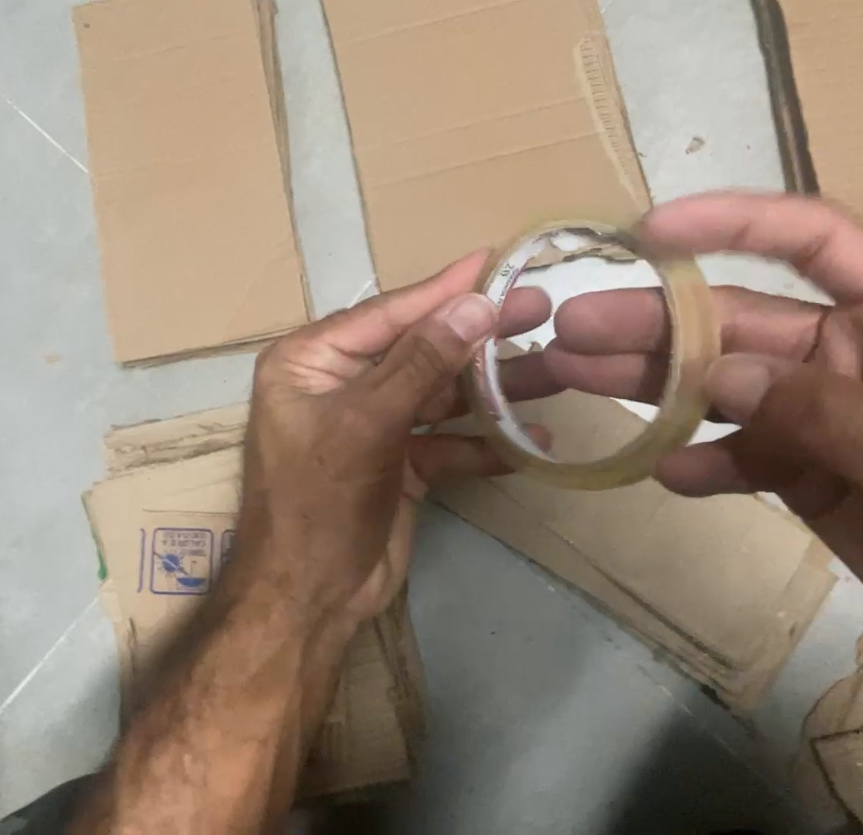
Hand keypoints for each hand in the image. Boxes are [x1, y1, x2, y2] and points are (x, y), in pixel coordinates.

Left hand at [233, 252, 550, 634]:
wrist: (307, 601)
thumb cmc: (319, 501)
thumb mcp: (367, 423)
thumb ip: (422, 362)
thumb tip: (475, 303)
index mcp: (312, 360)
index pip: (388, 313)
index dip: (443, 290)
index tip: (493, 261)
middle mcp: (341, 383)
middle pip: (421, 350)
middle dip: (479, 337)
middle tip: (539, 310)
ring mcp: (372, 424)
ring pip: (440, 395)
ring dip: (492, 390)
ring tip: (554, 371)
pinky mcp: (398, 463)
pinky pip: (446, 442)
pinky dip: (484, 443)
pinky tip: (532, 440)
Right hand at [545, 191, 862, 679]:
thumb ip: (836, 419)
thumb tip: (719, 373)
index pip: (815, 241)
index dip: (732, 223)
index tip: (650, 231)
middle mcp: (853, 352)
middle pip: (737, 318)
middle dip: (654, 320)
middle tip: (570, 327)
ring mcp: (823, 412)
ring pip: (721, 382)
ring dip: (653, 381)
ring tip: (574, 375)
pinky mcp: (805, 469)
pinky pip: (737, 452)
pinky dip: (697, 458)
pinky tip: (662, 470)